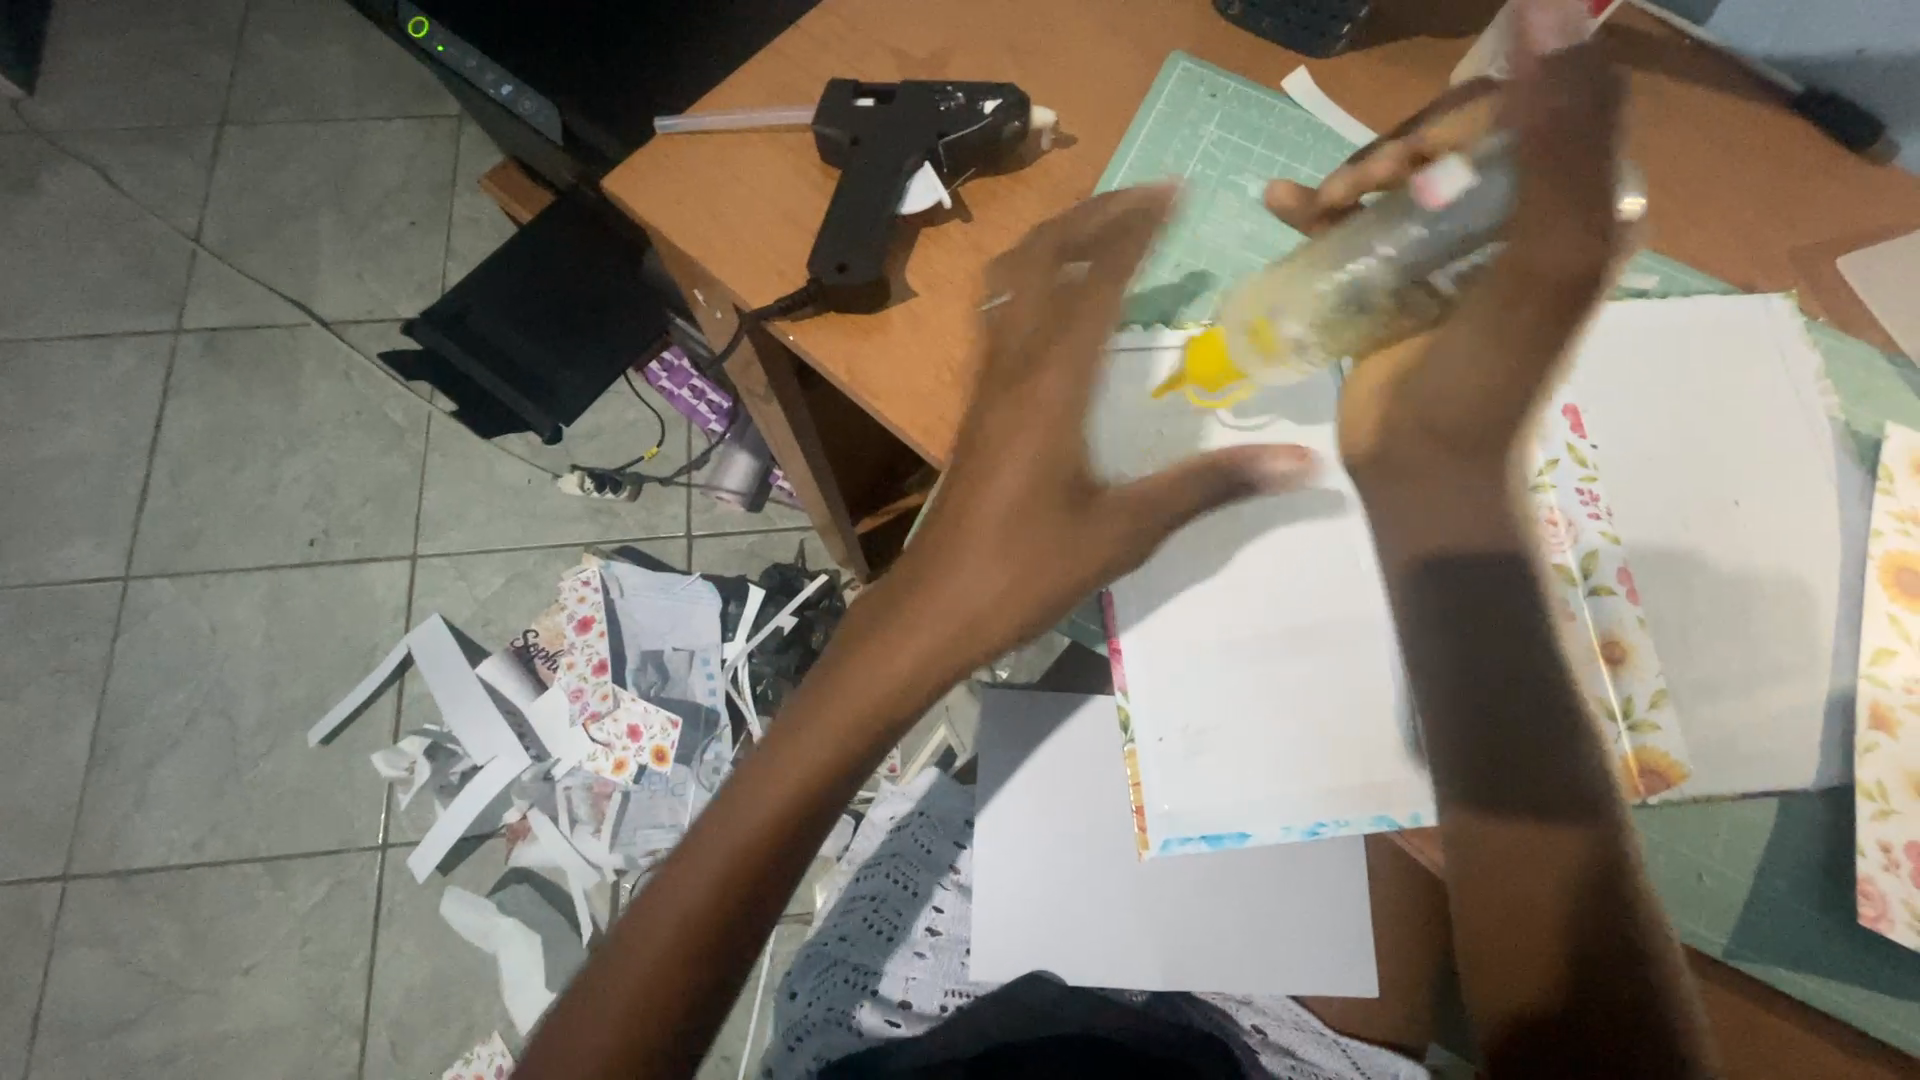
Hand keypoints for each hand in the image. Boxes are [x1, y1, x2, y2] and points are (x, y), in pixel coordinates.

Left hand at [890, 186, 1317, 668]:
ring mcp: (985, 386)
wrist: (939, 605)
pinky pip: (998, 320)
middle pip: (1040, 261)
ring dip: (1053, 244)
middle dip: (1090, 216)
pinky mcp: (975, 409)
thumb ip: (1208, 487)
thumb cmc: (1027, 571)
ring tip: (1102, 231)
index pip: (1096, 282)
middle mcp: (1012, 369)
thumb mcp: (1125, 532)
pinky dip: (1030, 286)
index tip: (1174, 191)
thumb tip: (1300, 462)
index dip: (1134, 229)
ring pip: (1008, 285)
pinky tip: (1056, 306)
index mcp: (1052, 387)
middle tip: (1143, 198)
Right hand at [1266, 0, 1628, 489]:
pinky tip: (1280, 201)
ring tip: (1318, 205)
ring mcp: (1446, 247)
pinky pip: (1353, 223)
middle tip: (1363, 188)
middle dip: (1400, 147)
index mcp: (1577, 200)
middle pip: (1457, 133)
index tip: (1418, 154)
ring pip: (1400, 173)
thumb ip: (1563, 141)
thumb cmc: (1488, 377)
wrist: (1422, 467)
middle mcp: (1515, 214)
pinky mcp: (1390, 277)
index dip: (1471, 107)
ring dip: (1353, 174)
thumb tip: (1552, 7)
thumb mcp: (1547, 260)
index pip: (1536, 102)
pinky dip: (1314, 206)